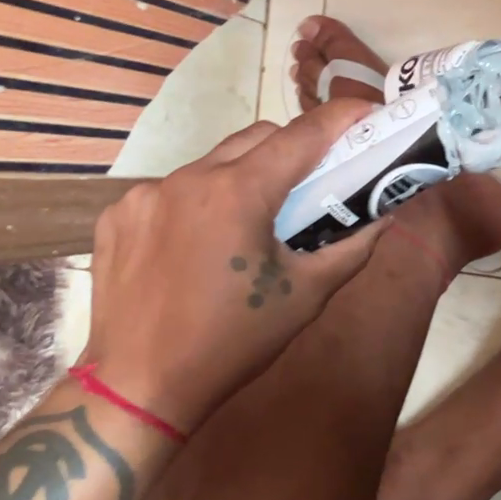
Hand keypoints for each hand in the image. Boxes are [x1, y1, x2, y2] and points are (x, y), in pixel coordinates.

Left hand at [83, 100, 387, 429]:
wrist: (140, 386)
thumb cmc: (234, 342)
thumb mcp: (307, 296)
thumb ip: (352, 247)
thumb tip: (382, 216)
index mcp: (238, 194)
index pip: (302, 136)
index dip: (341, 118)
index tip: (369, 113)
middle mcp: (188, 179)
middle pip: (256, 137)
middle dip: (293, 147)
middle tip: (314, 180)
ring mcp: (145, 195)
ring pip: (212, 162)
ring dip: (244, 175)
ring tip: (253, 222)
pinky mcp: (118, 216)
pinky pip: (171, 190)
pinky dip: (199, 203)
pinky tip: (201, 244)